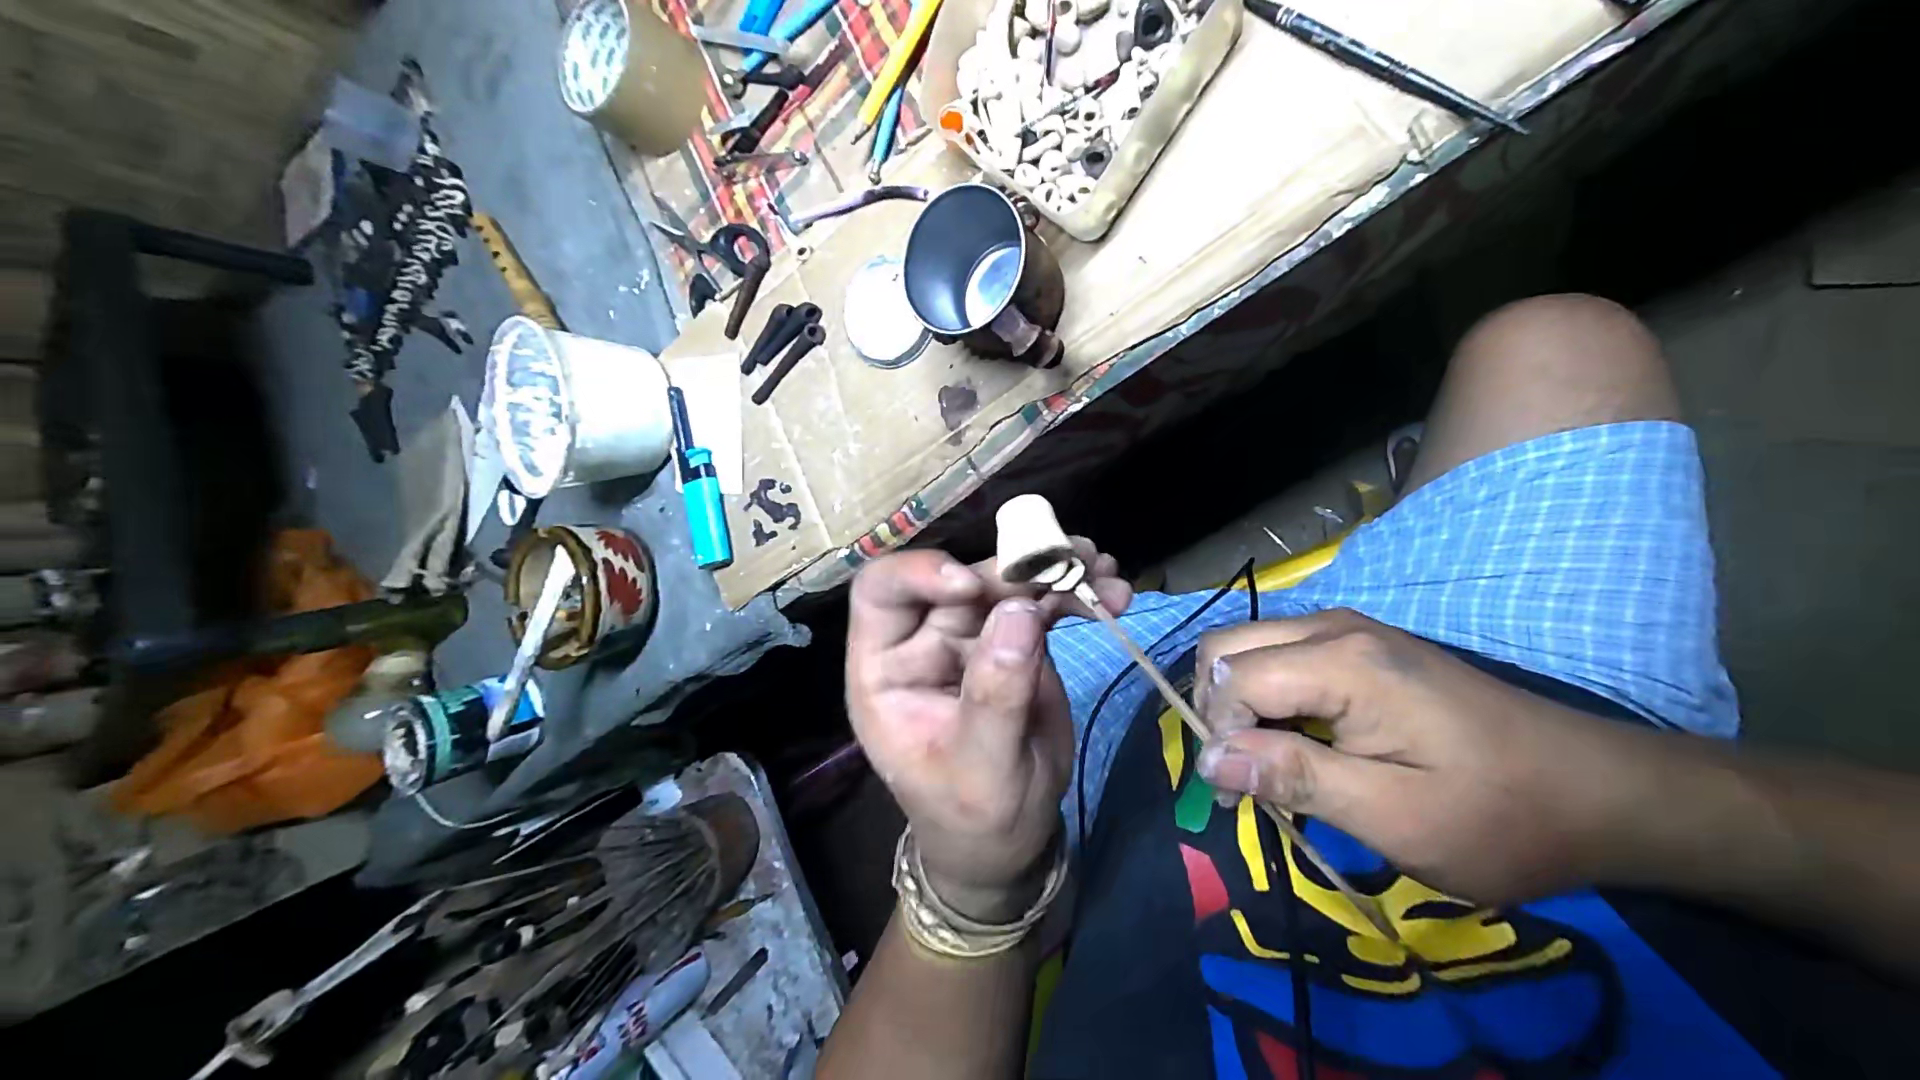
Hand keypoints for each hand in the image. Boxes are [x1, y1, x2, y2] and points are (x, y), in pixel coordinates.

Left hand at [846, 544, 1130, 921]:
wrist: (1008, 838)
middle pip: (962, 579)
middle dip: (1014, 568)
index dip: (919, 573)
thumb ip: (995, 698)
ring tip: (1101, 570)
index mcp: (886, 668)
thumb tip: (1019, 611)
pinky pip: (1042, 602)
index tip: (973, 586)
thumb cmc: (973, 816)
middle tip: (1071, 565)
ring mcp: (972, 636)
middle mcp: (924, 640)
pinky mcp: (1015, 639)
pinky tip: (1113, 591)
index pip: (881, 593)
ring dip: (1056, 569)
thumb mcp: (980, 772)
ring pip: (1007, 582)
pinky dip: (1076, 592)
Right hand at [1191, 609, 1667, 904]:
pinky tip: (1298, 739)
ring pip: (1246, 647)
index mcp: (1343, 662)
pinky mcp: (1360, 644)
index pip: (1231, 679)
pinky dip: (1265, 694)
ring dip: (1237, 701)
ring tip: (1270, 760)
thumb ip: (1294, 778)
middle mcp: (1334, 627)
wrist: (1600, 792)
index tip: (1245, 794)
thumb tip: (1209, 759)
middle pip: (1225, 647)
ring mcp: (1348, 630)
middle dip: (1215, 709)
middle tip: (1247, 773)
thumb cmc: (1498, 814)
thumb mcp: (1394, 816)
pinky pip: (1278, 653)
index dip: (1220, 735)